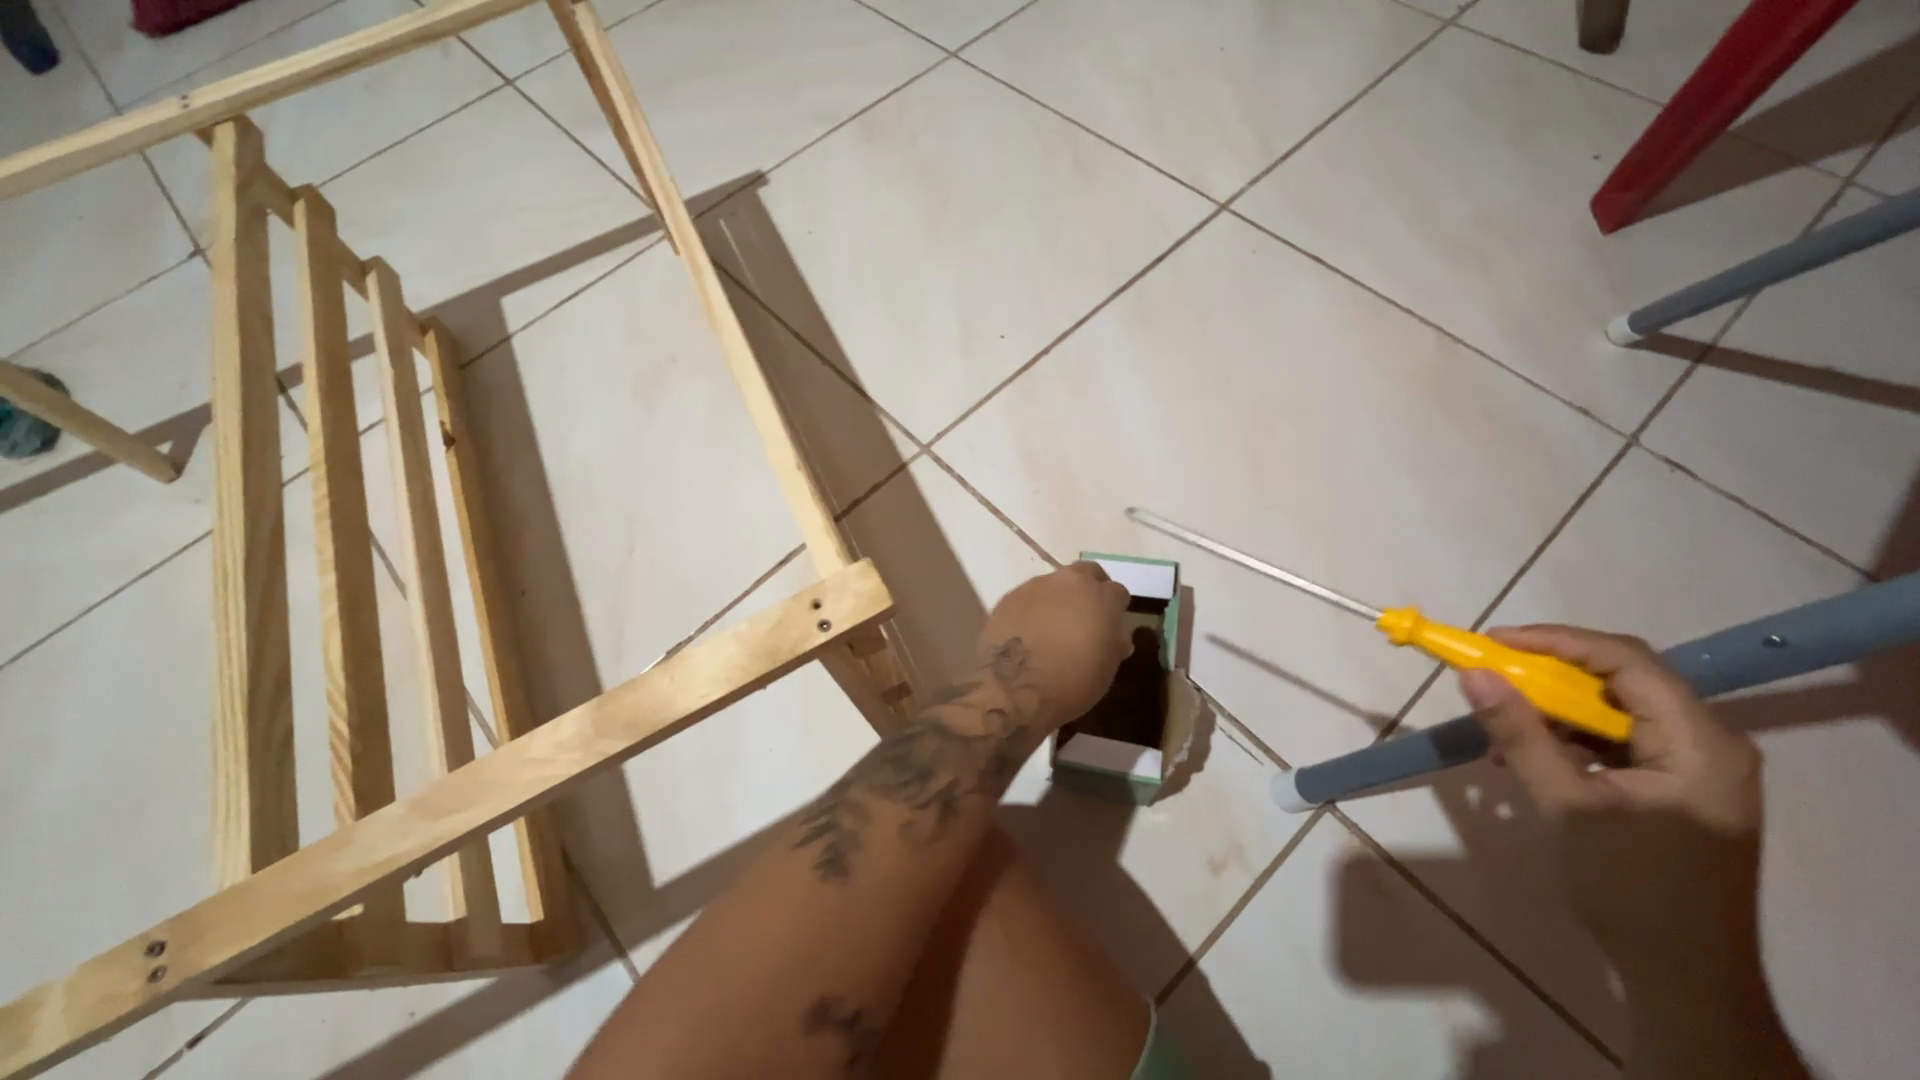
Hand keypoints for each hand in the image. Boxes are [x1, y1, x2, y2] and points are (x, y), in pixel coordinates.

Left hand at [977, 562, 1131, 729]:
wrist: (1014, 689)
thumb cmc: (1072, 682)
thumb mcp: (1106, 669)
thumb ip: (1113, 644)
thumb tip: (1115, 637)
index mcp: (1101, 597)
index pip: (1118, 593)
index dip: (1116, 609)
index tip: (1111, 626)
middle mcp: (1070, 582)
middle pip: (1086, 573)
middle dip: (1090, 589)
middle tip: (1086, 615)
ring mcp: (1035, 586)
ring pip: (1054, 584)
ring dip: (1058, 598)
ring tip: (1053, 626)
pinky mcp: (1008, 597)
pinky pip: (1028, 597)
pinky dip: (1033, 609)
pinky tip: (1029, 631)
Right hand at [1459, 625, 1794, 1073]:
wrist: (1687, 978)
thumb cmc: (1631, 889)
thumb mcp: (1568, 808)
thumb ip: (1521, 736)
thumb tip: (1474, 676)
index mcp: (1700, 742)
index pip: (1626, 661)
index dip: (1555, 642)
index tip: (1491, 643)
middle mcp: (1709, 743)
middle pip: (1623, 681)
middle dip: (1549, 674)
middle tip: (1488, 675)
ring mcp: (1697, 768)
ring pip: (1616, 712)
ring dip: (1555, 710)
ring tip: (1499, 722)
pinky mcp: (1678, 790)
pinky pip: (1619, 744)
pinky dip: (1571, 740)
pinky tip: (1527, 757)